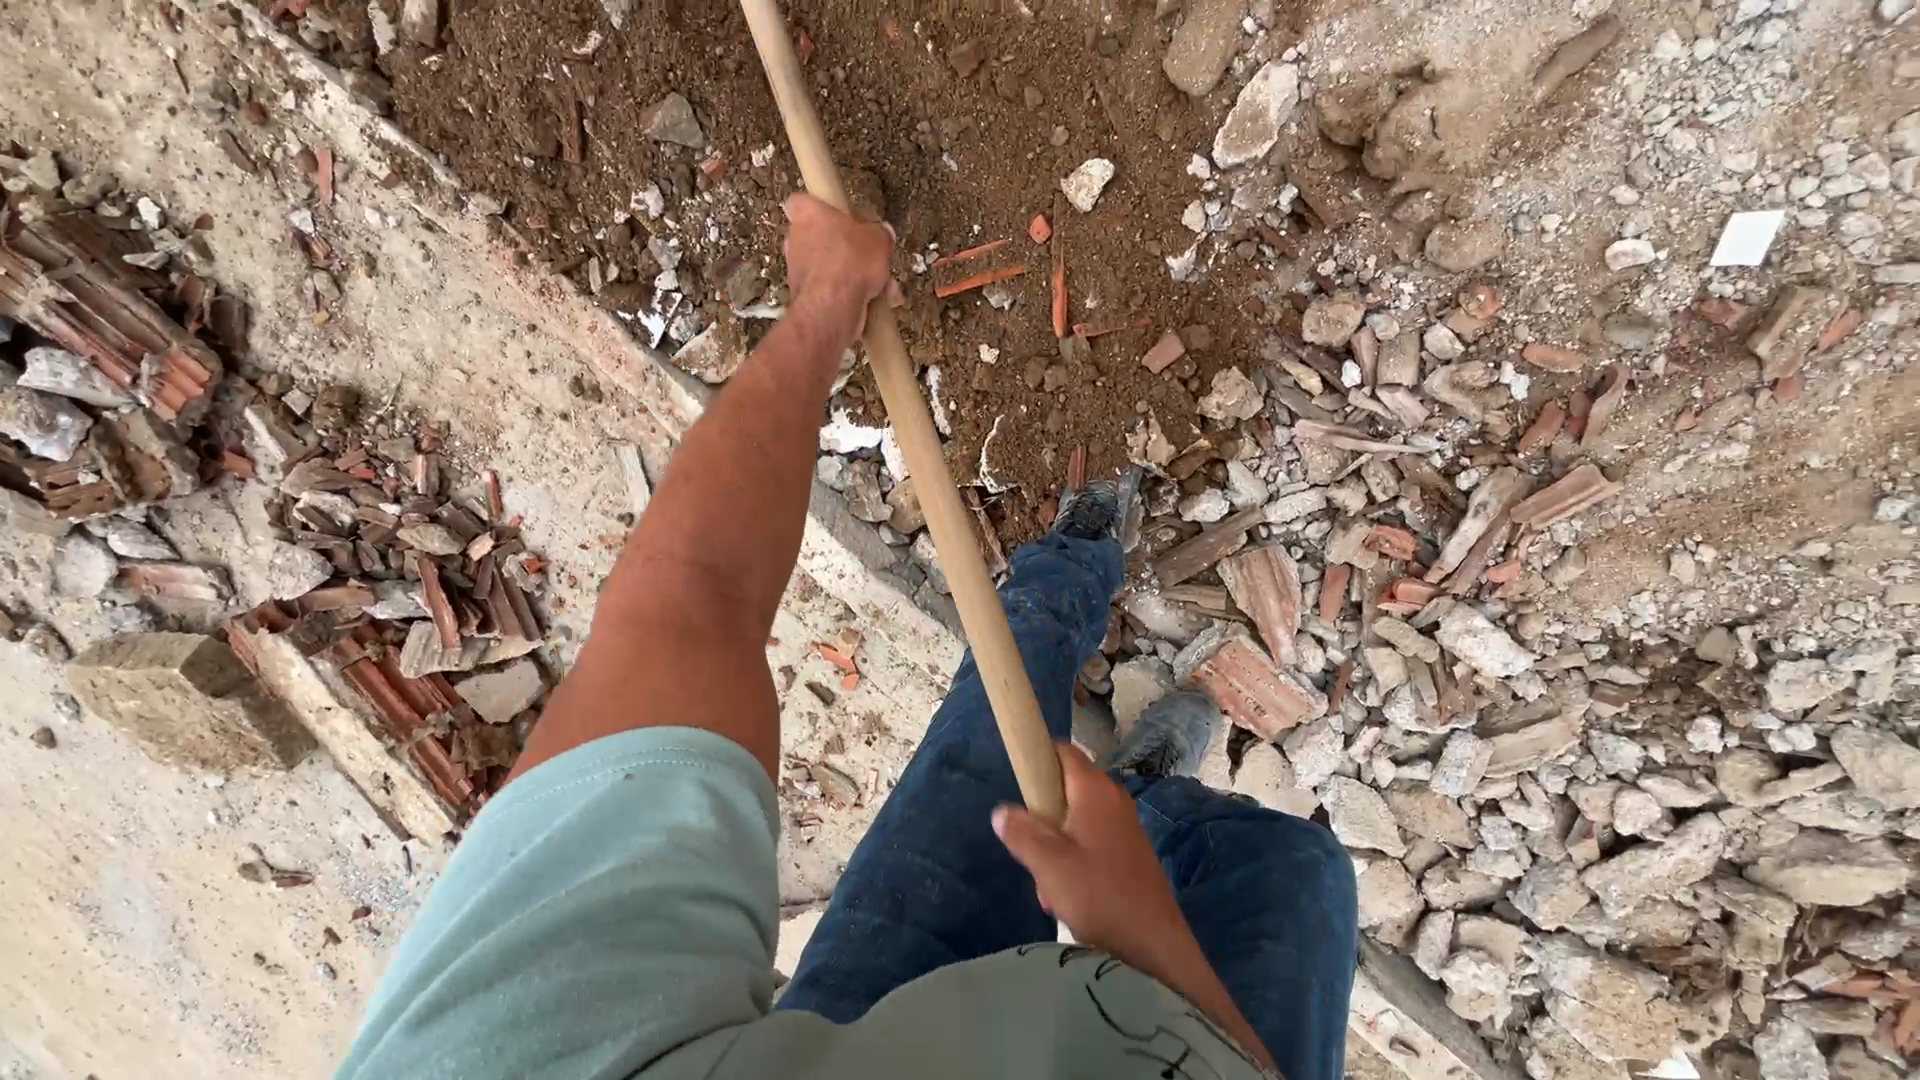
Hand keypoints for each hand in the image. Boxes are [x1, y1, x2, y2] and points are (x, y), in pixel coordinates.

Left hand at [781, 192, 895, 344]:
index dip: (819, 208)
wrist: (834, 306)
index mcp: (806, 214)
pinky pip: (833, 291)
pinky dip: (851, 296)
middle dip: (847, 250)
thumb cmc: (850, 260)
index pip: (801, 202)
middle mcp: (795, 240)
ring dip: (855, 277)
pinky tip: (876, 302)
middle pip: (822, 239)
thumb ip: (880, 234)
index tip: (836, 216)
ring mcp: (798, 271)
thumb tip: (884, 234)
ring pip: (831, 269)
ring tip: (883, 287)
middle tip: (870, 259)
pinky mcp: (807, 297)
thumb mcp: (878, 239)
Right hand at [994, 743, 1275, 1070]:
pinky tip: (1069, 897)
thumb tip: (1001, 811)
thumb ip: (1022, 832)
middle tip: (1031, 850)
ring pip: (1075, 821)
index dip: (1037, 758)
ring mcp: (1124, 825)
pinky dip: (1075, 861)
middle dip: (1042, 818)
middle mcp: (1113, 798)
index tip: (1017, 783)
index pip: (1062, 751)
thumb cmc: (1099, 895)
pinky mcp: (1130, 852)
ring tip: (1049, 886)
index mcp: (1094, 790)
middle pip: (1065, 789)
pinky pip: (1091, 842)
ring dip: (1056, 848)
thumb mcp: (1048, 864)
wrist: (1155, 947)